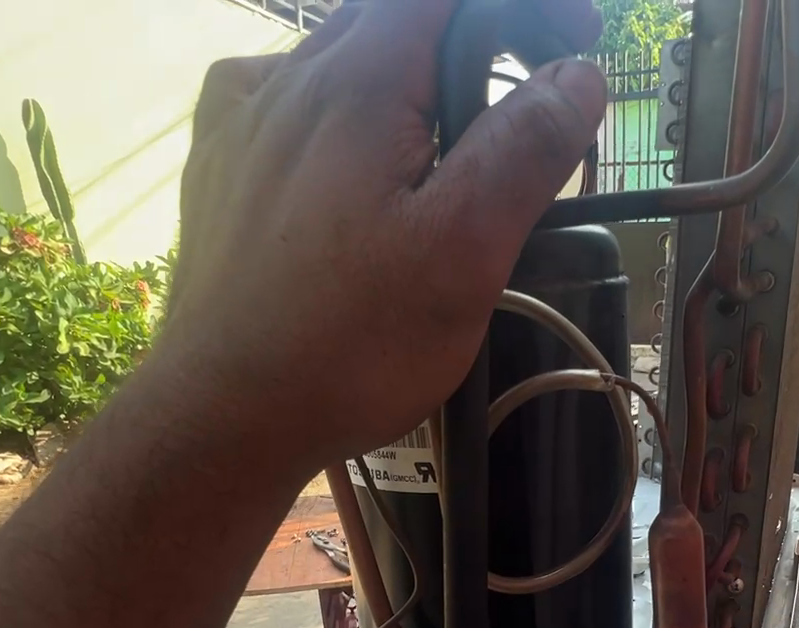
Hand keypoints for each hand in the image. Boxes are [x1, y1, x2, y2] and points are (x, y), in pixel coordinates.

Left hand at [159, 0, 605, 468]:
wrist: (227, 415)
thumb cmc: (353, 344)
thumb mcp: (464, 254)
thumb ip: (524, 152)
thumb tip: (577, 76)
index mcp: (358, 81)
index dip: (526, 4)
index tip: (577, 45)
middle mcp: (287, 75)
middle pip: (399, 16)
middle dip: (475, 47)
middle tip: (522, 114)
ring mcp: (242, 119)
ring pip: (345, 60)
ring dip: (411, 86)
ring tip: (444, 160)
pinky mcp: (220, 166)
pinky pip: (293, 102)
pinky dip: (346, 113)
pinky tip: (354, 171)